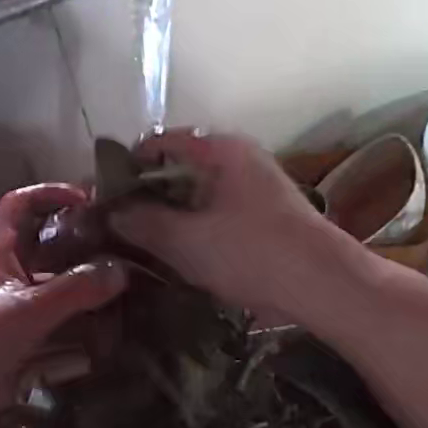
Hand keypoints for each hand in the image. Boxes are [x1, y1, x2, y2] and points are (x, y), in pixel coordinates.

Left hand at [0, 183, 126, 411]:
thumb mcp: (24, 309)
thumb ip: (74, 289)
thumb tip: (122, 270)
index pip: (20, 204)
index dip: (50, 193)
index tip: (88, 199)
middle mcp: (11, 272)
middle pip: (50, 244)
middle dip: (84, 242)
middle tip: (125, 243)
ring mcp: (22, 305)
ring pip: (62, 282)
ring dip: (91, 283)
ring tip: (131, 281)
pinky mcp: (31, 335)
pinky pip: (66, 317)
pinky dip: (89, 318)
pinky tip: (116, 321)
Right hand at [108, 129, 364, 316]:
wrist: (322, 285)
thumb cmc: (252, 253)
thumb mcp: (187, 240)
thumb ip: (144, 223)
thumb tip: (112, 213)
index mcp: (222, 150)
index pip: (161, 143)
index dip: (128, 166)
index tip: (105, 197)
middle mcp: (241, 160)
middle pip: (181, 169)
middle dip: (149, 196)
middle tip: (119, 226)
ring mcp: (256, 190)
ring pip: (200, 196)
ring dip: (172, 217)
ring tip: (143, 245)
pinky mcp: (265, 219)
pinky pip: (218, 216)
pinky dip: (196, 230)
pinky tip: (181, 257)